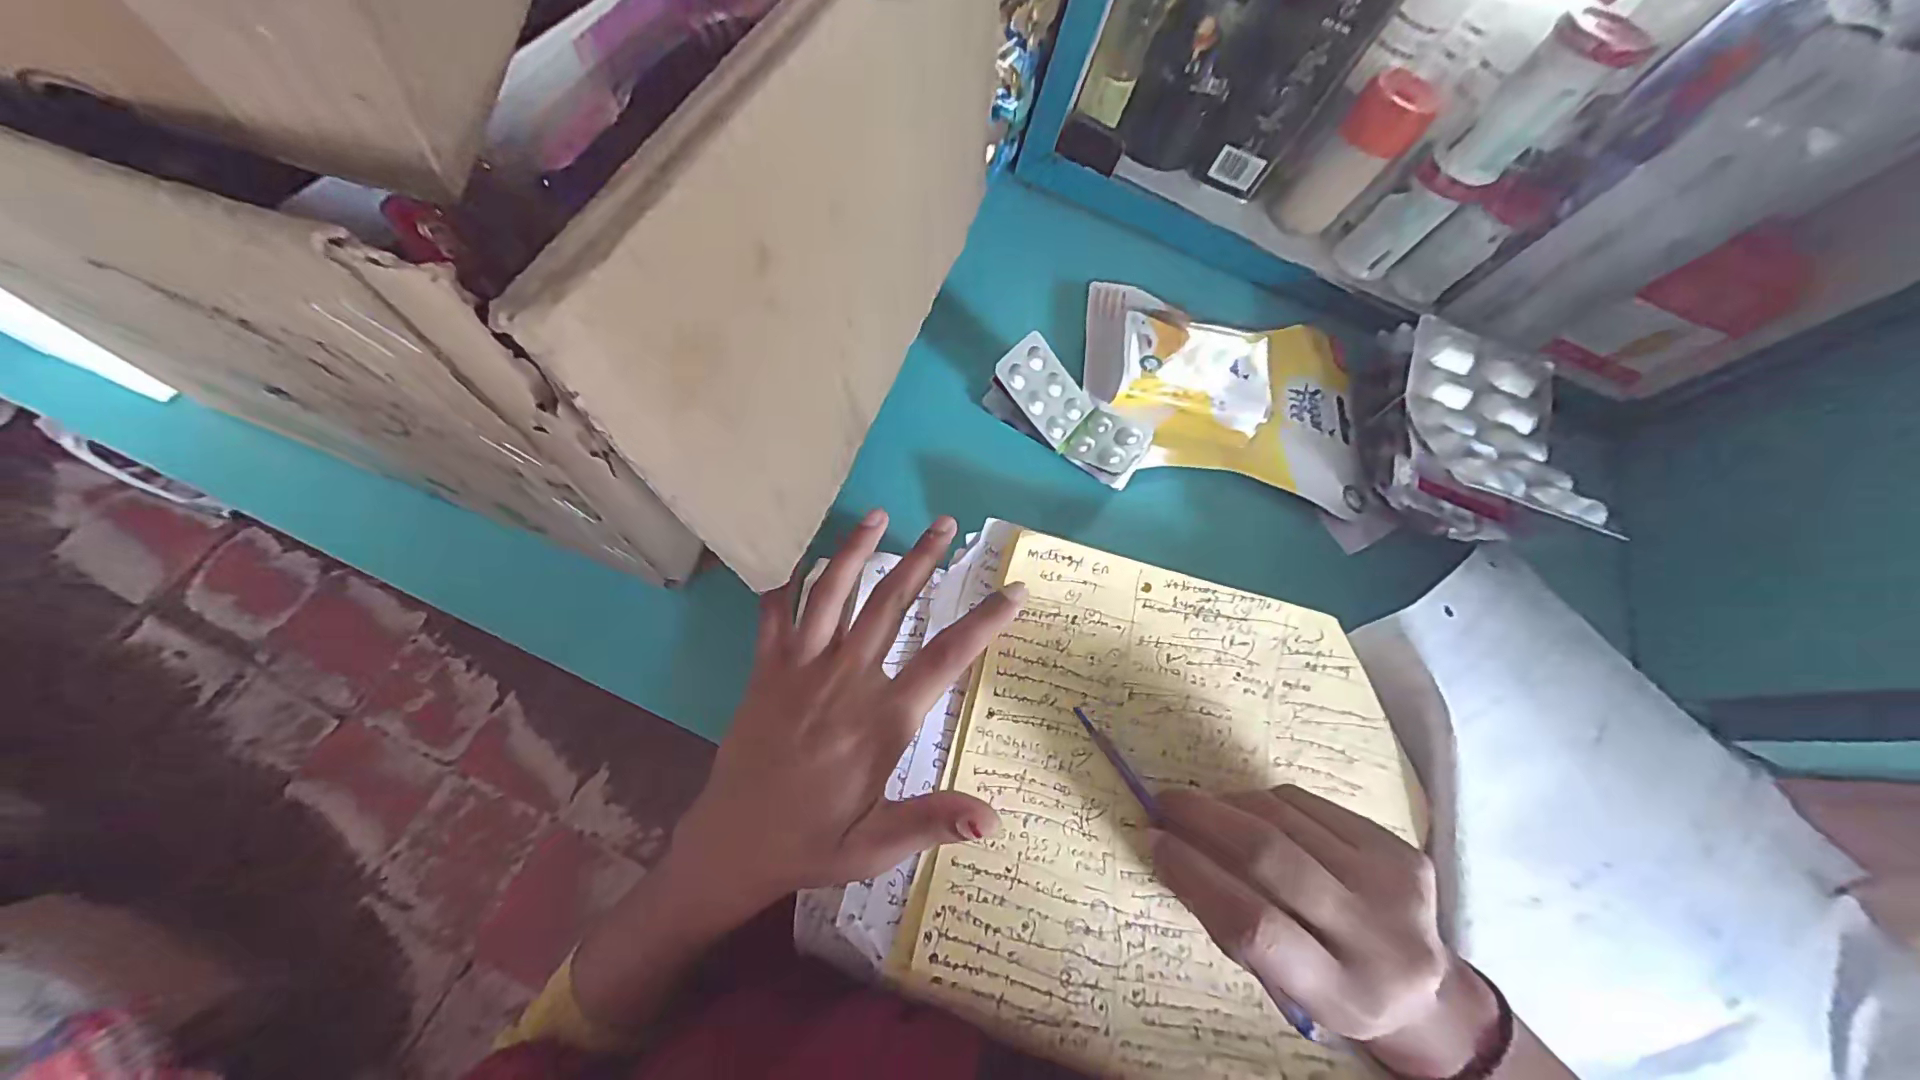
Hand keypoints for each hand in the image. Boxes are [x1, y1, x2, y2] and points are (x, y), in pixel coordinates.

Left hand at [664, 508, 1026, 922]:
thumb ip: (931, 820)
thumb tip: (993, 819)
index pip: (945, 657)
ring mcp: (800, 668)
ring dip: (857, 549)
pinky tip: (800, 550)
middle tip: (946, 524)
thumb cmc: (812, 843)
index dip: (985, 621)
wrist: (730, 844)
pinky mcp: (765, 669)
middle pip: (891, 605)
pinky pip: (774, 611)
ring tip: (880, 515)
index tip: (1013, 592)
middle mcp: (844, 680)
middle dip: (922, 560)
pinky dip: (786, 577)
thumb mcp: (876, 845)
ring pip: (832, 593)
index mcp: (881, 721)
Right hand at [1153, 785, 1501, 1077]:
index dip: (1196, 874)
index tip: (1155, 840)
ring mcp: (1397, 888)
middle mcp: (1378, 940)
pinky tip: (1248, 809)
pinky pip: (1309, 803)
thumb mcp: (1276, 980)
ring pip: (1287, 819)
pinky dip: (1264, 799)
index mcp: (1340, 993)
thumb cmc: (1327, 984)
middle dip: (1205, 819)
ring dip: (1229, 804)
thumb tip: (1166, 846)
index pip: (1255, 926)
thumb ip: (1223, 919)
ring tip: (1201, 806)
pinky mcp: (1401, 849)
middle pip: (1272, 858)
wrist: (1424, 986)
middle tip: (1164, 802)